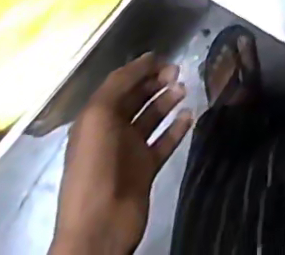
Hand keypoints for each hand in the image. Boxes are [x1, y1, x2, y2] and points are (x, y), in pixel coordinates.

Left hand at [50, 53, 192, 254]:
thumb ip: (119, 84)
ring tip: (184, 89)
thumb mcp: (98, 116)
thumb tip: (145, 59)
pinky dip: (177, 128)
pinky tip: (190, 115)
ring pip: (152, 118)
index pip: (119, 85)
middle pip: (137, 98)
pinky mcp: (146, 169)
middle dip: (155, 82)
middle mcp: (112, 131)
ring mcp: (130, 151)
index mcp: (95, 119)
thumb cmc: (94, 166)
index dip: (139, 69)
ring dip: (167, 101)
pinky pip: (165, 142)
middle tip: (177, 71)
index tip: (163, 57)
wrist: (98, 227)